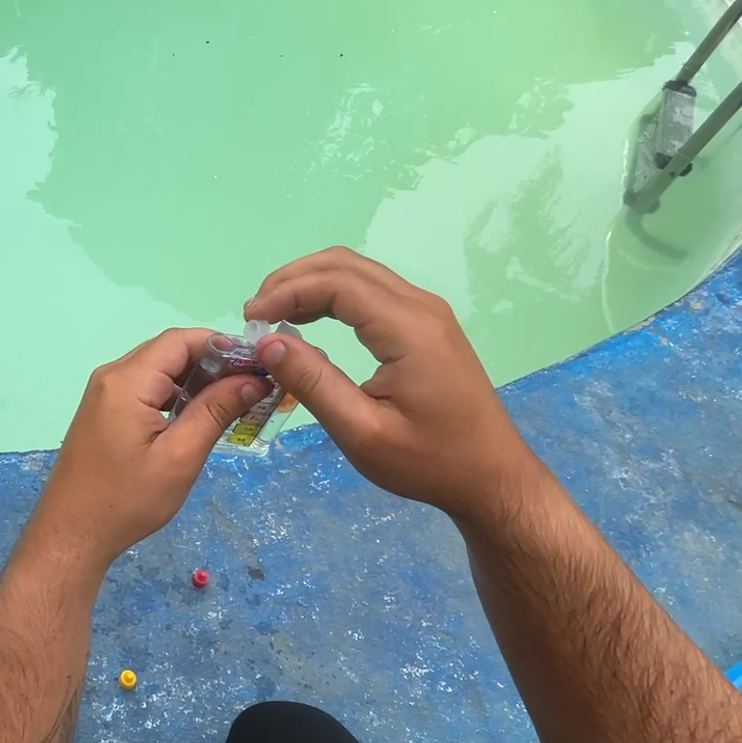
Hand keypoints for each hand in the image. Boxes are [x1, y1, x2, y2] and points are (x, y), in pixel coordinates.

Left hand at [28, 329, 265, 569]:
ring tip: (233, 400)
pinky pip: (144, 388)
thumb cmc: (126, 500)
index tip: (257, 364)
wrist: (71, 532)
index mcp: (126, 381)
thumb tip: (252, 381)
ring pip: (157, 370)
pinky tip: (198, 415)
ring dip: (194, 379)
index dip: (222, 345)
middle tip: (252, 384)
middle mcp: (111, 377)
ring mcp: (103, 394)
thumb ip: (214, 412)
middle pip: (168, 351)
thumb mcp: (179, 458)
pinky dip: (174, 394)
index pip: (180, 340)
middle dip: (212, 362)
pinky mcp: (103, 411)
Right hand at [243, 248, 543, 522]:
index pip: (336, 283)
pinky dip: (329, 295)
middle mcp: (420, 308)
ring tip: (271, 315)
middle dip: (290, 280)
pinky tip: (305, 319)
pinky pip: (368, 290)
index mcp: (408, 330)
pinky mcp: (423, 324)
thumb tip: (266, 342)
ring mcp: (425, 312)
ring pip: (356, 271)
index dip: (286, 292)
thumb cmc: (428, 462)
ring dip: (308, 283)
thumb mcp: (362, 433)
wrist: (491, 478)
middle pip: (344, 264)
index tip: (250, 321)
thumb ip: (313, 384)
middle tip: (254, 314)